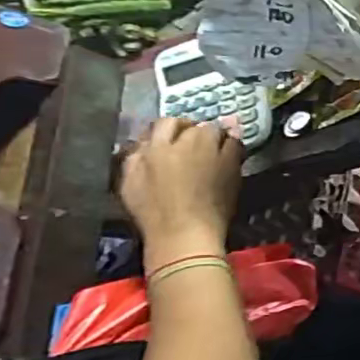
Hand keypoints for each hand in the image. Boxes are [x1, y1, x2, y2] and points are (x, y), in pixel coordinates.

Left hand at [120, 118, 245, 262]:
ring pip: (149, 135)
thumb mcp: (233, 176)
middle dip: (184, 127)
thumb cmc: (215, 207)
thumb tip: (232, 128)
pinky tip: (152, 167)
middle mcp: (166, 142)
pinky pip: (133, 155)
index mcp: (199, 140)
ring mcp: (142, 156)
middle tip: (193, 140)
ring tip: (170, 152)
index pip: (210, 126)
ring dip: (161, 138)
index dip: (217, 134)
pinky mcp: (126, 174)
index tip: (221, 144)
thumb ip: (233, 148)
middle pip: (173, 122)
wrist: (181, 236)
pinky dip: (144, 156)